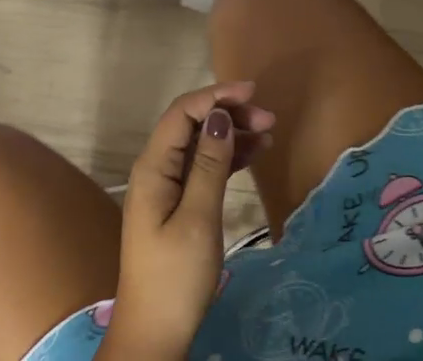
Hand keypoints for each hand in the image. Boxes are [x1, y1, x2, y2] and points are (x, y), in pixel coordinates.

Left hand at [102, 82, 274, 359]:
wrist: (155, 330)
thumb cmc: (176, 275)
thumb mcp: (198, 219)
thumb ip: (209, 166)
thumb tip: (220, 118)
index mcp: (153, 166)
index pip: (182, 113)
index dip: (215, 96)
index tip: (252, 92)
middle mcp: (156, 169)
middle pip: (191, 125)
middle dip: (227, 113)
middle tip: (268, 118)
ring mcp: (165, 187)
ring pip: (199, 145)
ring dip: (231, 135)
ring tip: (268, 133)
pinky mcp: (176, 205)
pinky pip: (202, 168)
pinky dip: (227, 158)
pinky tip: (252, 155)